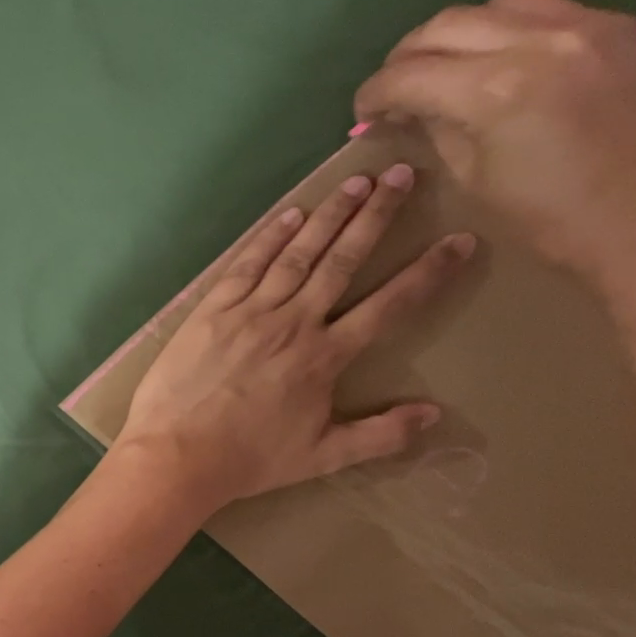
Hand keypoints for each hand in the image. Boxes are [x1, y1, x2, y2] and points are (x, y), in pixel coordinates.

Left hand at [117, 164, 473, 510]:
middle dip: (376, 216)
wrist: (176, 455)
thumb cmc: (247, 460)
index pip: (390, 305)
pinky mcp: (208, 313)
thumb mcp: (321, 457)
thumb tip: (434, 415)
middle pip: (342, 261)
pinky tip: (290, 215)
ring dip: (328, 216)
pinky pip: (244, 267)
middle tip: (402, 176)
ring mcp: (248, 314)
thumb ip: (379, 435)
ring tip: (356, 181)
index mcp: (325, 357)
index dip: (428, 272)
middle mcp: (292, 324)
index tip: (460, 240)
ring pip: (296, 255)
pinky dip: (269, 239)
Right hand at [354, 0, 635, 285]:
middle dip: (406, 60)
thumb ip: (442, 132)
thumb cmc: (562, 220)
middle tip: (397, 97)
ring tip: (449, 76)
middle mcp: (542, 41)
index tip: (365, 120)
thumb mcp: (479, 181)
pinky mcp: (625, 29)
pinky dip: (509, 32)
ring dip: (458, 36)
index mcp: (496, 90)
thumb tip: (414, 113)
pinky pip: (548, 11)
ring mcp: (592, 27)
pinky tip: (504, 70)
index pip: (405, 74)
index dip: (372, 97)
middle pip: (445, 26)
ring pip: (498, 5)